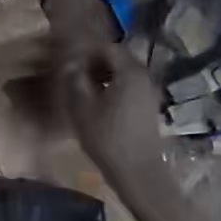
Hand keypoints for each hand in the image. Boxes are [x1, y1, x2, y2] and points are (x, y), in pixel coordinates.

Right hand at [57, 44, 165, 185]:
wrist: (138, 172)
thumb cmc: (107, 138)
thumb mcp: (83, 108)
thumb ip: (75, 80)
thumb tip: (71, 62)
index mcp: (129, 71)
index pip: (107, 48)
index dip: (87, 53)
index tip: (70, 64)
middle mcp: (144, 76)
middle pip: (118, 59)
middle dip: (95, 64)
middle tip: (75, 77)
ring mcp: (149, 91)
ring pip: (124, 74)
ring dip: (104, 77)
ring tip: (85, 91)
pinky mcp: (149, 106)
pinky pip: (130, 87)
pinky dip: (114, 88)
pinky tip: (101, 105)